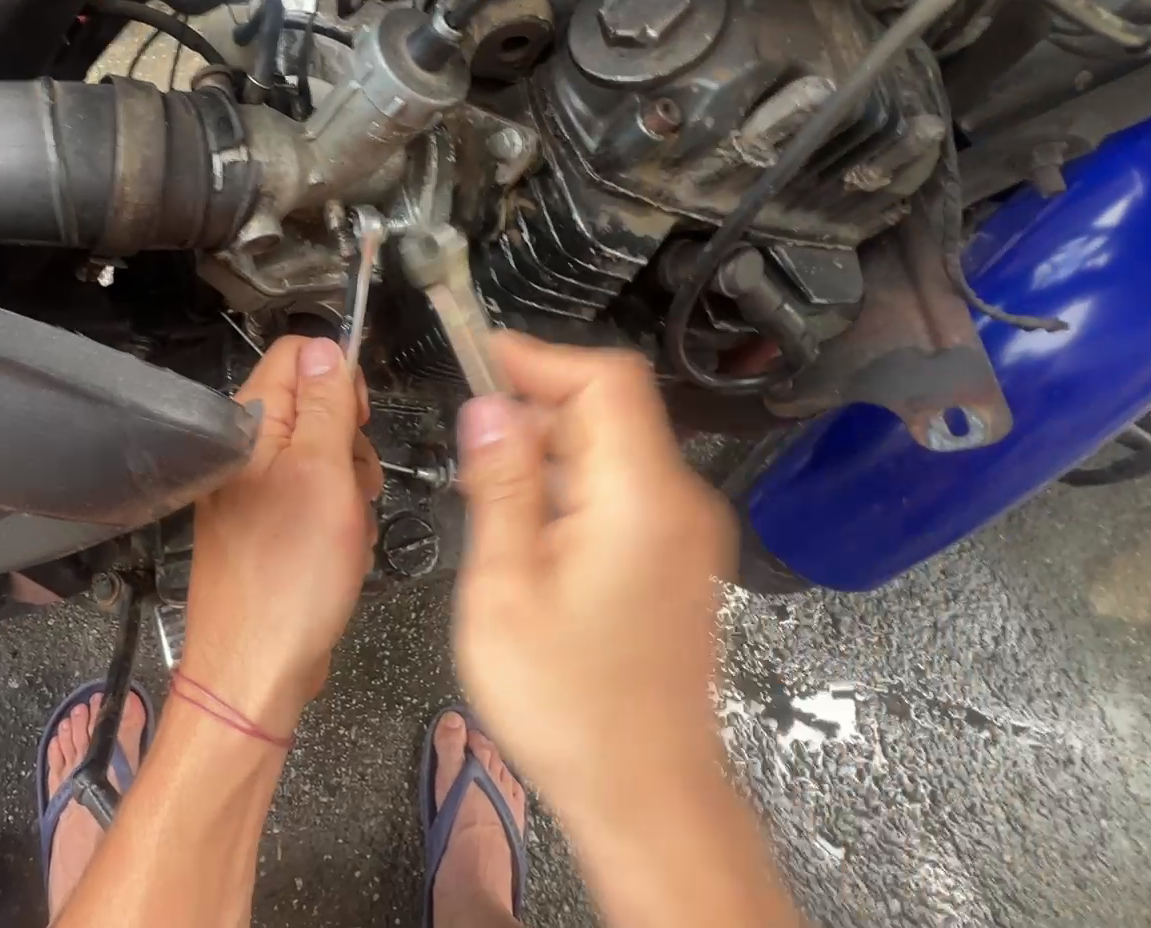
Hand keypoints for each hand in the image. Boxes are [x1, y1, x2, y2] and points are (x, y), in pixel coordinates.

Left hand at [182, 336, 381, 737]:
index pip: (296, 356)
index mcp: (249, 425)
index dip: (338, 378)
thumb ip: (326, 405)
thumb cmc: (289, 579)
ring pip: (324, 458)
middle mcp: (245, 452)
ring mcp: (255, 490)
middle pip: (315, 408)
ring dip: (349, 489)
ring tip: (347, 528)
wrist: (257, 669)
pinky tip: (337, 551)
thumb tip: (326, 347)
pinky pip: (317, 501)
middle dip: (349, 446)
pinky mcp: (268, 526)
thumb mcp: (324, 475)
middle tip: (354, 486)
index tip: (357, 422)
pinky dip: (337, 521)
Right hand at [452, 333, 737, 819]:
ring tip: (487, 496)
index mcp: (638, 499)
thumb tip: (487, 410)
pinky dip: (568, 485)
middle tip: (469, 444)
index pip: (605, 379)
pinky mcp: (673, 558)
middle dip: (533, 409)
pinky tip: (525, 531)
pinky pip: (619, 490)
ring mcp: (682, 533)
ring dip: (545, 450)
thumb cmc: (568, 703)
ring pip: (610, 450)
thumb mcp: (504, 585)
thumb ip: (498, 486)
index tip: (481, 357)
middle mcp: (676, 505)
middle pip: (607, 410)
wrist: (644, 792)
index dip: (539, 357)